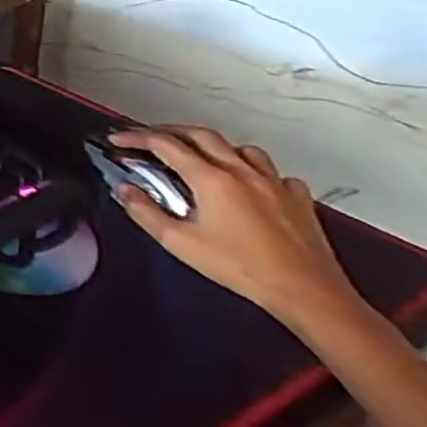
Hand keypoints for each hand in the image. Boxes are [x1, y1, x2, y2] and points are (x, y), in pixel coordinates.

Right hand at [110, 127, 359, 323]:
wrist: (308, 294)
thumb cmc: (241, 268)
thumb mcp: (179, 242)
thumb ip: (145, 212)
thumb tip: (125, 190)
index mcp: (212, 179)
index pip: (165, 144)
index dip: (136, 137)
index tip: (118, 140)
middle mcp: (243, 173)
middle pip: (202, 134)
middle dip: (169, 131)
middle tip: (149, 139)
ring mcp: (275, 184)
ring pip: (241, 148)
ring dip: (214, 146)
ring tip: (199, 156)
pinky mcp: (299, 200)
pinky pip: (275, 172)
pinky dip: (256, 170)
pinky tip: (250, 183)